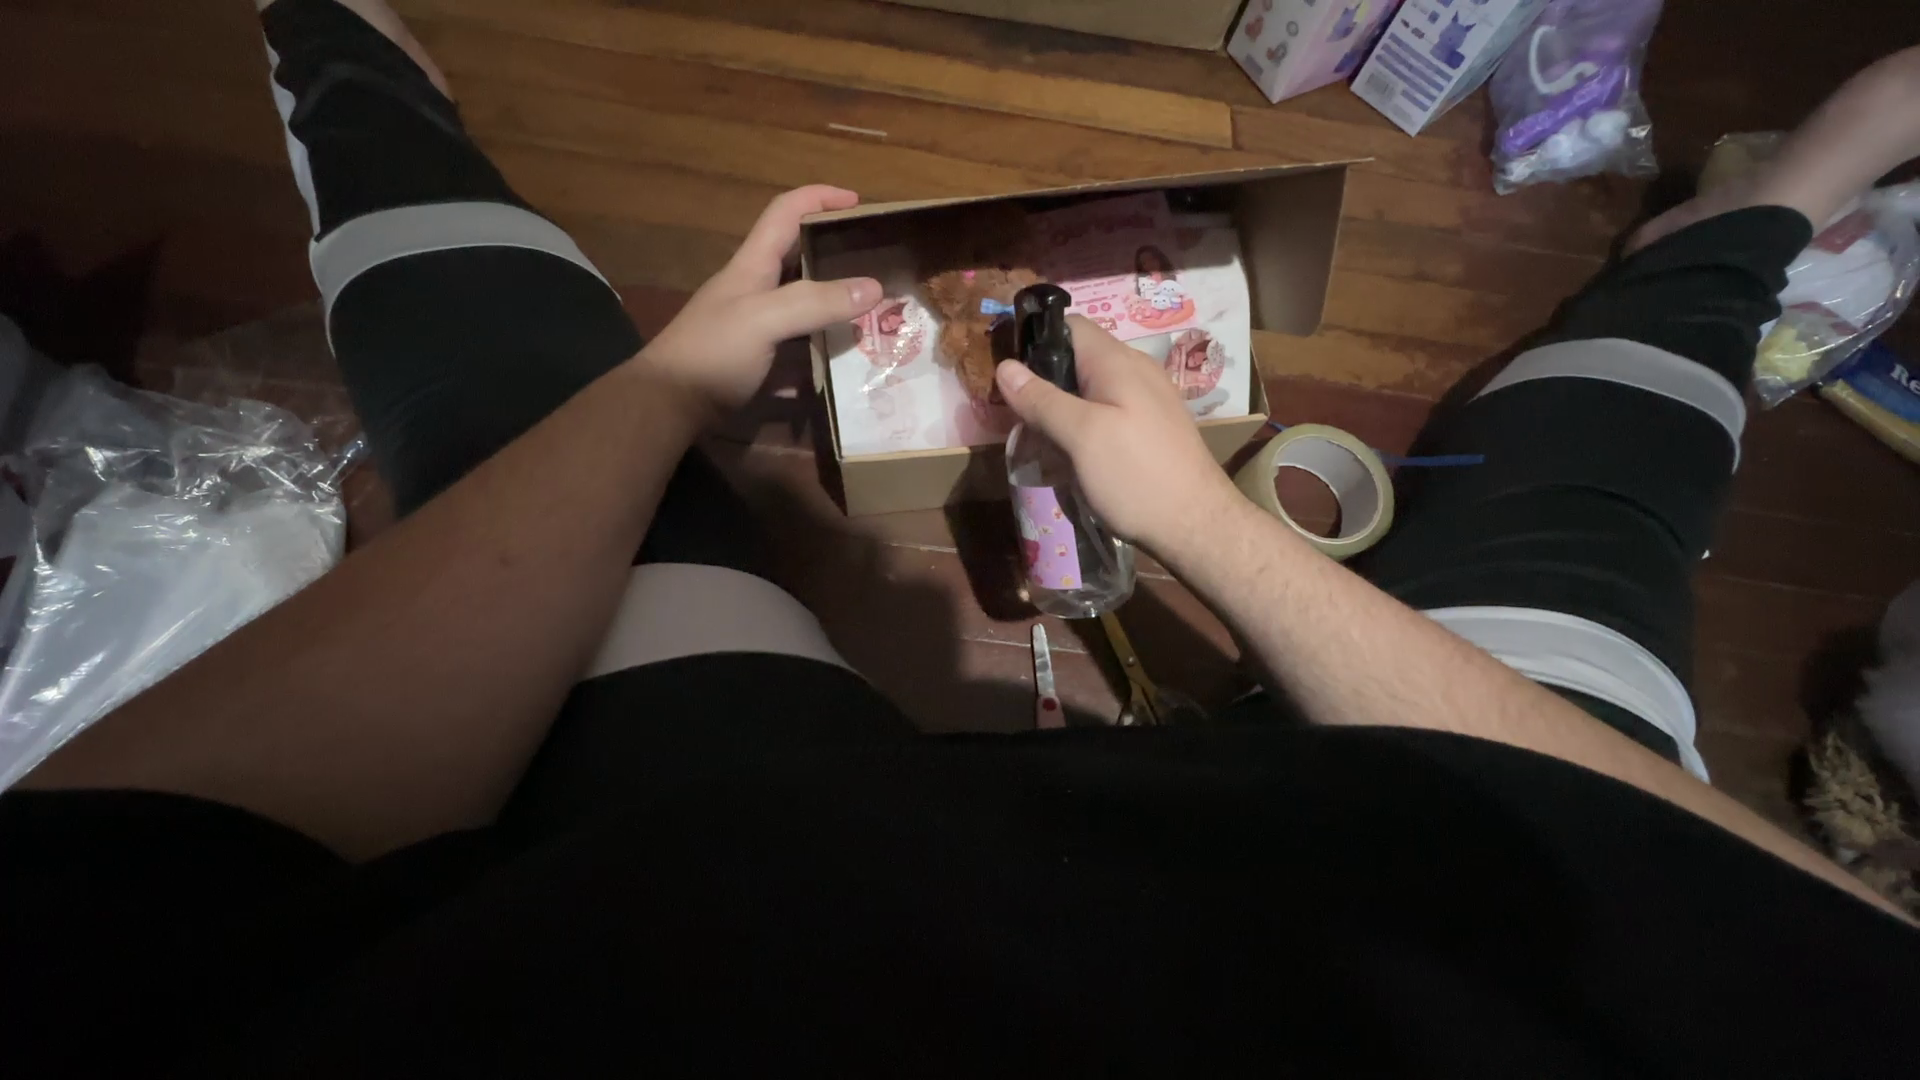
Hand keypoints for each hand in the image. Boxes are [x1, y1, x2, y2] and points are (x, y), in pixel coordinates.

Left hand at [636, 185, 881, 420]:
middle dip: (839, 260)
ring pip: (807, 312)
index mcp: (753, 267)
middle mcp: (757, 292)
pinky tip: (849, 369)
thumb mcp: (764, 319)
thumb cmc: (712, 352)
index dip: (819, 198)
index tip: (859, 203)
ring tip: (877, 321)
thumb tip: (874, 287)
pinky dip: (824, 358)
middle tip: (879, 270)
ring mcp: (758, 330)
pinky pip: (801, 355)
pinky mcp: (761, 365)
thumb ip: (816, 301)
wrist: (670, 405)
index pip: (786, 213)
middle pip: (802, 262)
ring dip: (838, 314)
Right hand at [993, 317, 1241, 553]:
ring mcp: (1148, 400)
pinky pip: (1107, 415)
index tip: (1010, 376)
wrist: (1196, 525)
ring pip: (1090, 392)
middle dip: (1044, 386)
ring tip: (1042, 446)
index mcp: (1118, 361)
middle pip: (1078, 360)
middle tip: (1019, 421)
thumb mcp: (1080, 436)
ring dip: (1061, 413)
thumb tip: (1005, 367)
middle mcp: (1136, 371)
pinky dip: (1083, 430)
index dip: (1036, 342)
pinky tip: (1074, 461)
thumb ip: (1042, 400)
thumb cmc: (1135, 475)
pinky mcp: (1152, 429)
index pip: (1071, 325)